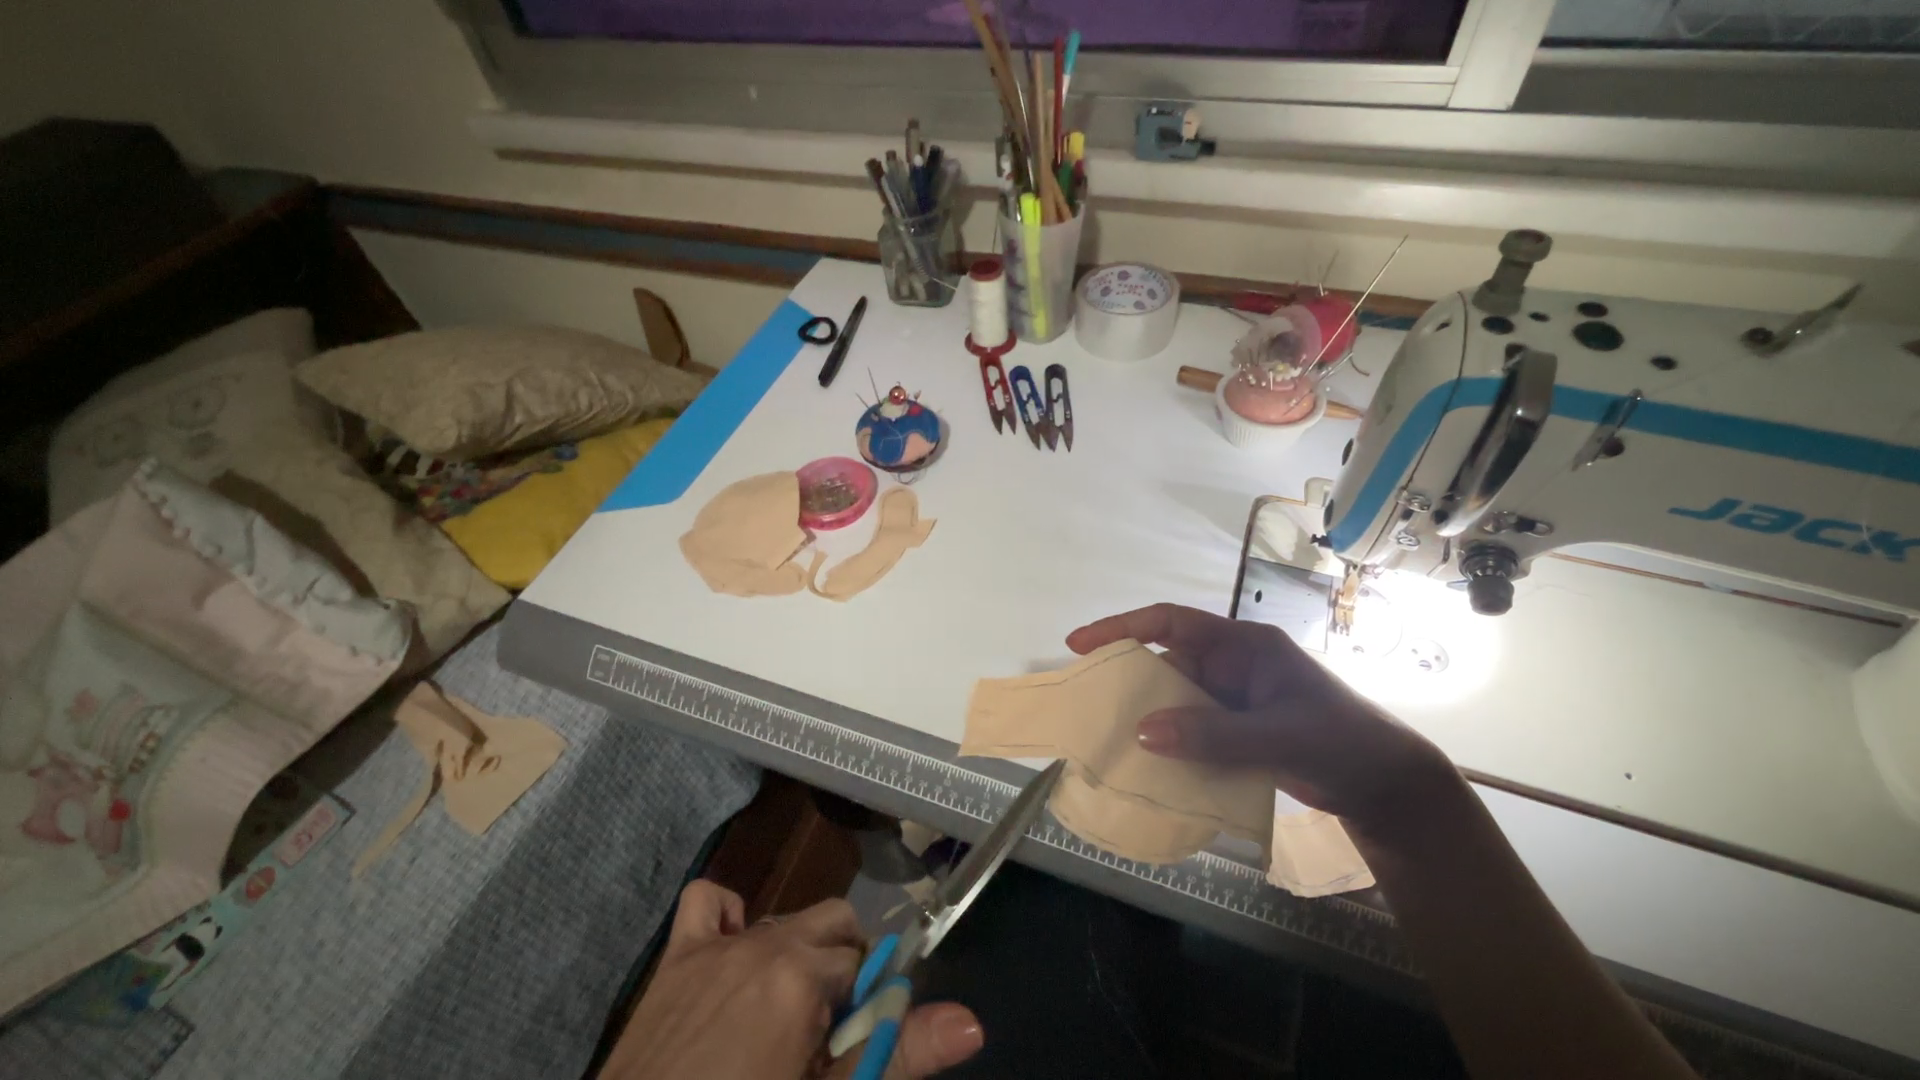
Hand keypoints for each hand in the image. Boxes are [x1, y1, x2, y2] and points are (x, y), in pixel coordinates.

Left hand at [601, 881, 983, 1079]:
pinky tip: (734, 956)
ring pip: (785, 920)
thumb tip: (973, 1020)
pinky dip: (728, 918)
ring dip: (799, 952)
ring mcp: (717, 944)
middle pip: (835, 924)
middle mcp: (766, 941)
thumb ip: (898, 1053)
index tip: (854, 1043)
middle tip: (828, 1030)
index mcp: (805, 974)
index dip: (870, 1004)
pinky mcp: (677, 956)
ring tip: (788, 1015)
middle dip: (845, 965)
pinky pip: (708, 902)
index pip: (868, 966)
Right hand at [1066, 603, 1455, 826]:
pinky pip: (1191, 732)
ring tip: (1112, 744)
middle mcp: (1233, 667)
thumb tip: (1143, 730)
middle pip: (1168, 664)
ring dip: (1150, 720)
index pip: (1172, 622)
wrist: (1388, 788)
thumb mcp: (1282, 734)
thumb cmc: (1345, 742)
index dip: (1123, 627)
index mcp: (1245, 646)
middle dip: (1131, 683)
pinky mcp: (1237, 732)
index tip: (1081, 644)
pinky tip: (1152, 768)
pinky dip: (1171, 746)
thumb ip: (1215, 733)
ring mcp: (1235, 701)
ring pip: (1176, 702)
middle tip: (1090, 708)